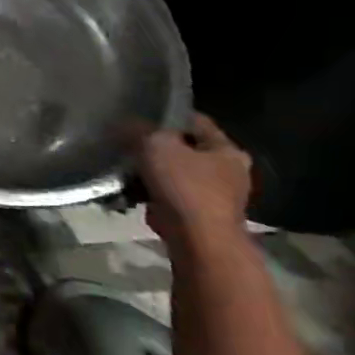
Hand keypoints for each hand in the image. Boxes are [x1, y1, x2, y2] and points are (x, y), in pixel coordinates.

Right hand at [140, 113, 252, 252]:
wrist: (198, 239)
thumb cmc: (184, 185)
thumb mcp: (156, 145)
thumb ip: (142, 129)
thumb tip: (129, 123)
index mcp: (228, 149)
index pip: (195, 121)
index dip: (166, 115)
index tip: (137, 115)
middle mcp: (230, 171)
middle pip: (185, 148)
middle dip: (157, 146)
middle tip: (127, 142)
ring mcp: (217, 196)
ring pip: (176, 172)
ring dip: (152, 171)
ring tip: (124, 167)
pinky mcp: (201, 215)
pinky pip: (171, 194)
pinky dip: (152, 192)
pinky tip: (131, 190)